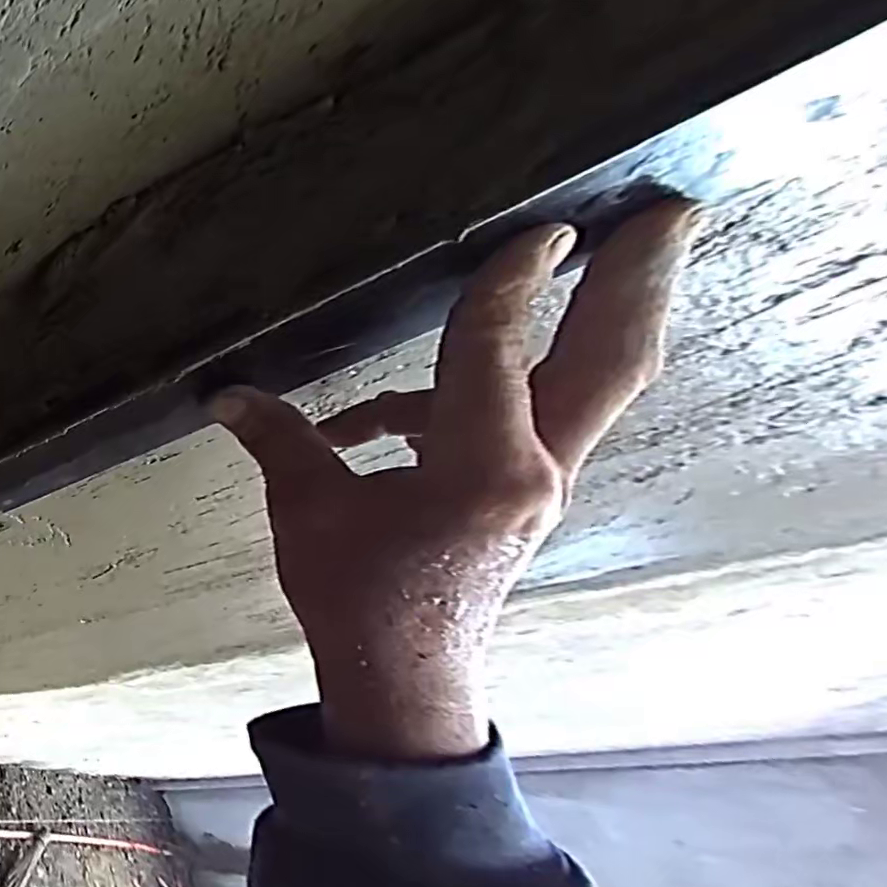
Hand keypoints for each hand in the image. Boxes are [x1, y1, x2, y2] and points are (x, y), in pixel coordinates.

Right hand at [211, 200, 699, 760]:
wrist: (398, 672)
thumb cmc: (357, 594)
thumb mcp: (306, 507)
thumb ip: (275, 437)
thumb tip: (223, 393)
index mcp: (478, 469)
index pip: (494, 355)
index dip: (507, 288)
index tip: (541, 229)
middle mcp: (528, 468)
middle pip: (606, 363)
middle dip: (636, 284)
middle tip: (664, 214)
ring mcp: (531, 481)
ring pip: (574, 387)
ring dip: (568, 326)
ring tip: (550, 272)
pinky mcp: (510, 491)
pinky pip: (499, 419)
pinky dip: (439, 400)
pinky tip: (364, 421)